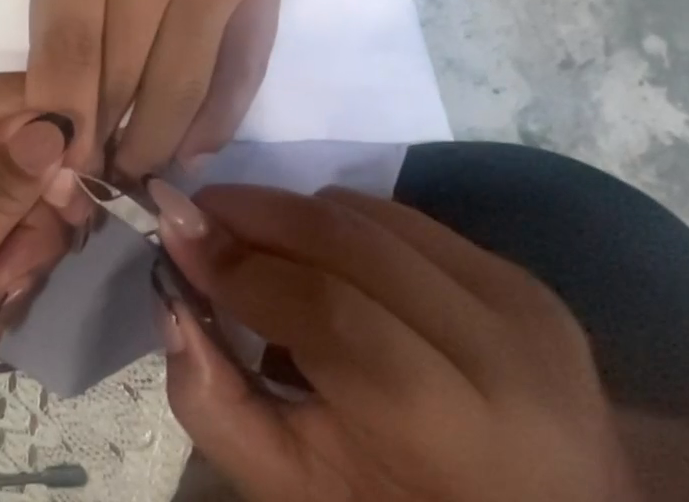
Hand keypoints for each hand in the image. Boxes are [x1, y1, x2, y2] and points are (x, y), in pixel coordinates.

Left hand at [0, 0, 306, 193]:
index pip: (64, 49)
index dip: (54, 116)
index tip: (41, 165)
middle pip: (121, 81)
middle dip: (99, 146)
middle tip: (76, 196)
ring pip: (182, 87)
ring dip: (154, 144)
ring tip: (127, 181)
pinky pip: (241, 67)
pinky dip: (219, 115)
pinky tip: (194, 146)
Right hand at [157, 184, 639, 501]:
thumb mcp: (280, 480)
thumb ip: (209, 395)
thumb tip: (170, 292)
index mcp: (448, 427)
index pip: (323, 306)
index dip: (233, 259)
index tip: (166, 231)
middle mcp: (502, 352)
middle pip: (345, 238)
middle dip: (248, 213)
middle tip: (190, 220)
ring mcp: (522, 306)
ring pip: (366, 214)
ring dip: (286, 214)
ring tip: (247, 247)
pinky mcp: (520, 280)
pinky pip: (397, 218)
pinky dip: (331, 221)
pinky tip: (313, 260)